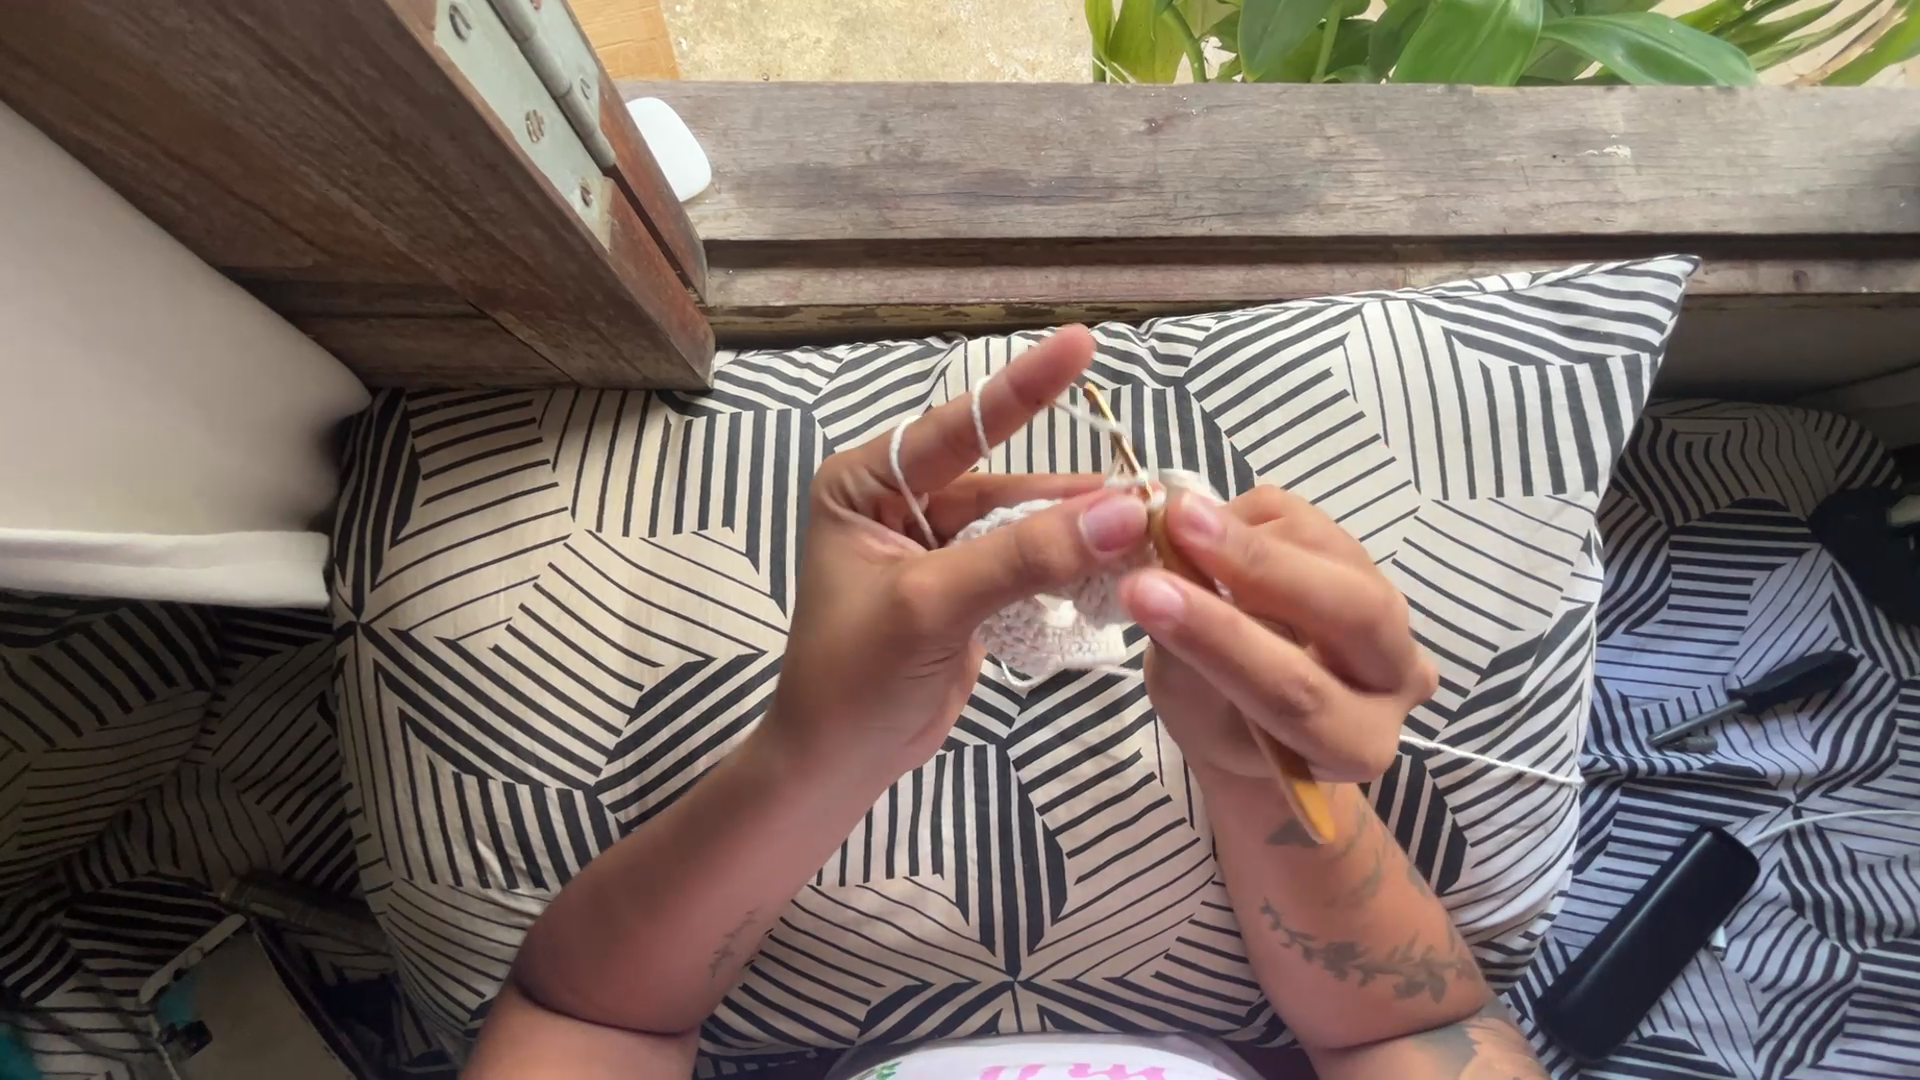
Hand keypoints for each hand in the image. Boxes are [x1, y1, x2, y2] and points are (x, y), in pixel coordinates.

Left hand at [771, 327, 1150, 783]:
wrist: (838, 763)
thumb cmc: (856, 678)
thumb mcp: (933, 605)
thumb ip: (1023, 556)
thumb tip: (1122, 512)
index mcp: (864, 484)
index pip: (954, 429)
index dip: (1022, 389)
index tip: (1083, 343)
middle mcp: (897, 502)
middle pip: (996, 478)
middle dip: (1066, 490)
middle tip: (1144, 488)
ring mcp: (933, 546)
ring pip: (1017, 523)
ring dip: (1074, 529)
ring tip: (1142, 525)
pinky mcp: (960, 586)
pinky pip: (1021, 561)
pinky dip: (1063, 564)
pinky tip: (1111, 560)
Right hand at [1119, 487, 1437, 783]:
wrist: (1255, 715)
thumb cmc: (1216, 722)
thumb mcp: (1184, 704)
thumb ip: (1181, 648)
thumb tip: (1151, 579)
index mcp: (1354, 743)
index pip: (1295, 692)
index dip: (1219, 636)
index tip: (1146, 592)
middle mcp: (1397, 679)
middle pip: (1355, 611)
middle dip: (1258, 563)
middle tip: (1178, 523)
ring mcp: (1393, 614)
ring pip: (1330, 552)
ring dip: (1244, 532)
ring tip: (1174, 524)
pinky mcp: (1362, 561)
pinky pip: (1308, 521)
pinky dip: (1247, 517)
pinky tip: (1206, 532)